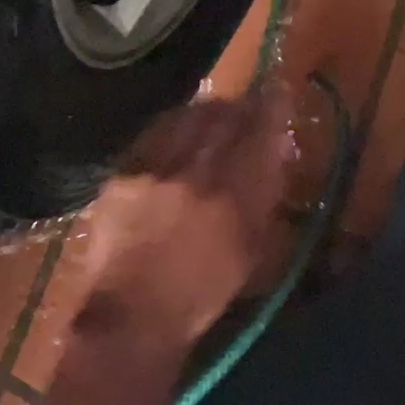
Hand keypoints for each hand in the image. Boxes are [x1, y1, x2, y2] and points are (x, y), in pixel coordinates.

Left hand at [72, 84, 295, 347]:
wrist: (131, 315)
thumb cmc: (199, 294)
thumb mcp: (249, 253)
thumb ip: (264, 197)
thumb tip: (276, 149)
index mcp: (234, 200)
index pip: (260, 134)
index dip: (272, 107)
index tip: (278, 90)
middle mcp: (196, 175)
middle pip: (224, 118)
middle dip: (241, 103)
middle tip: (250, 98)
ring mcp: (157, 169)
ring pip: (189, 117)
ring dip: (208, 109)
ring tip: (217, 109)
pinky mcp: (125, 170)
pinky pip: (156, 130)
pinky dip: (174, 122)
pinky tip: (179, 123)